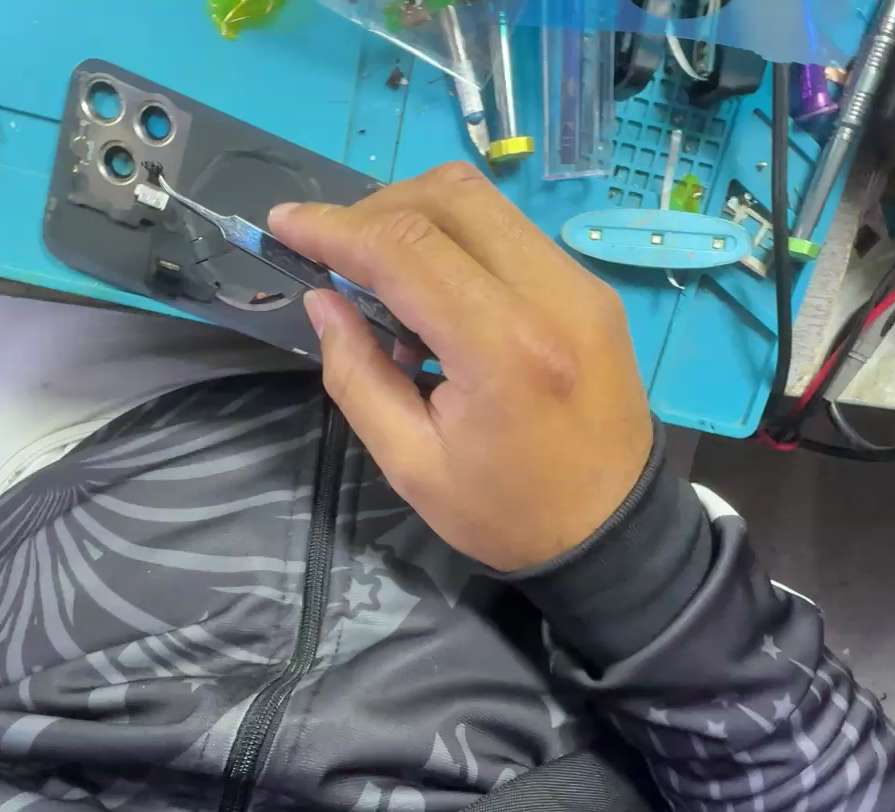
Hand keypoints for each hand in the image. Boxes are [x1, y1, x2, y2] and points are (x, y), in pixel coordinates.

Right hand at [268, 164, 652, 572]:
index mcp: (503, 350)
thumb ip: (357, 377)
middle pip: (450, 197)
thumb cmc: (507, 513)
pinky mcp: (593, 292)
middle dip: (375, 208)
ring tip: (383, 280)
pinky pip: (513, 235)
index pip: (406, 249)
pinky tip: (438, 298)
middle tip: (336, 255)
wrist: (610, 530)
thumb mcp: (412, 465)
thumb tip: (322, 300)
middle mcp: (552, 295)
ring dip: (418, 220)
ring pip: (485, 205)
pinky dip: (460, 244)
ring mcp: (582, 286)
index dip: (333, 227)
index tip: (284, 224)